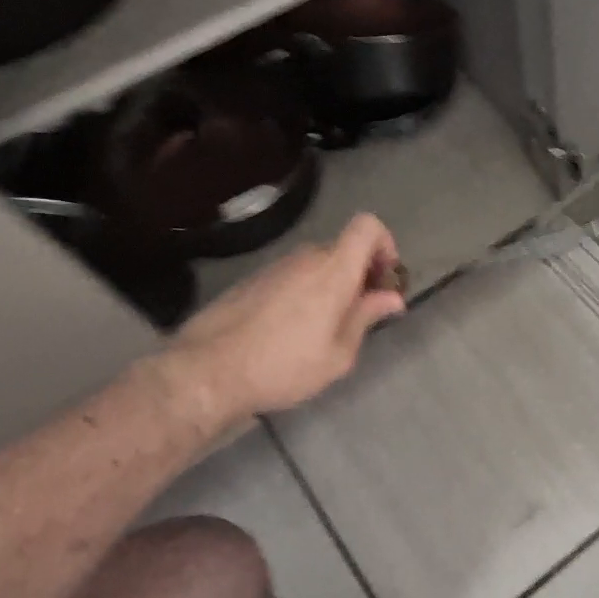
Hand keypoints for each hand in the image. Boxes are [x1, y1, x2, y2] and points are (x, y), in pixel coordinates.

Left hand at [160, 213, 406, 425]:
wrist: (207, 371)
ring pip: (316, 264)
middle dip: (359, 273)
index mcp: (334, 270)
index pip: (367, 226)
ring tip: (323, 327)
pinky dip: (303, 292)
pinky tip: (290, 330)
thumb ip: (367, 318)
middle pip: (343, 248)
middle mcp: (306, 258)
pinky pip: (290, 276)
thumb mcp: (339, 354)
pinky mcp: (251, 280)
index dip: (384, 244)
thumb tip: (391, 297)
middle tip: (359, 312)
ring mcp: (275, 266)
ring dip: (330, 284)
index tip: (383, 279)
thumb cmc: (284, 366)